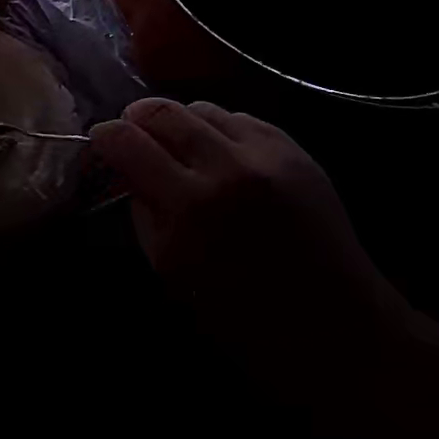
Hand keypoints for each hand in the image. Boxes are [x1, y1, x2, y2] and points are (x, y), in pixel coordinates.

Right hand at [91, 98, 415, 364]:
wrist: (338, 331)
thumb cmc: (239, 315)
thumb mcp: (166, 264)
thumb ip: (141, 206)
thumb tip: (124, 169)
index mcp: (190, 203)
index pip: (124, 139)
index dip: (103, 138)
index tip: (100, 147)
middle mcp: (229, 167)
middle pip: (161, 109)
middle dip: (135, 121)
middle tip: (132, 141)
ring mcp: (270, 155)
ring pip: (202, 107)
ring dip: (179, 125)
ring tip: (179, 151)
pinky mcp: (298, 152)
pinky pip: (241, 119)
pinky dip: (218, 131)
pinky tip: (220, 158)